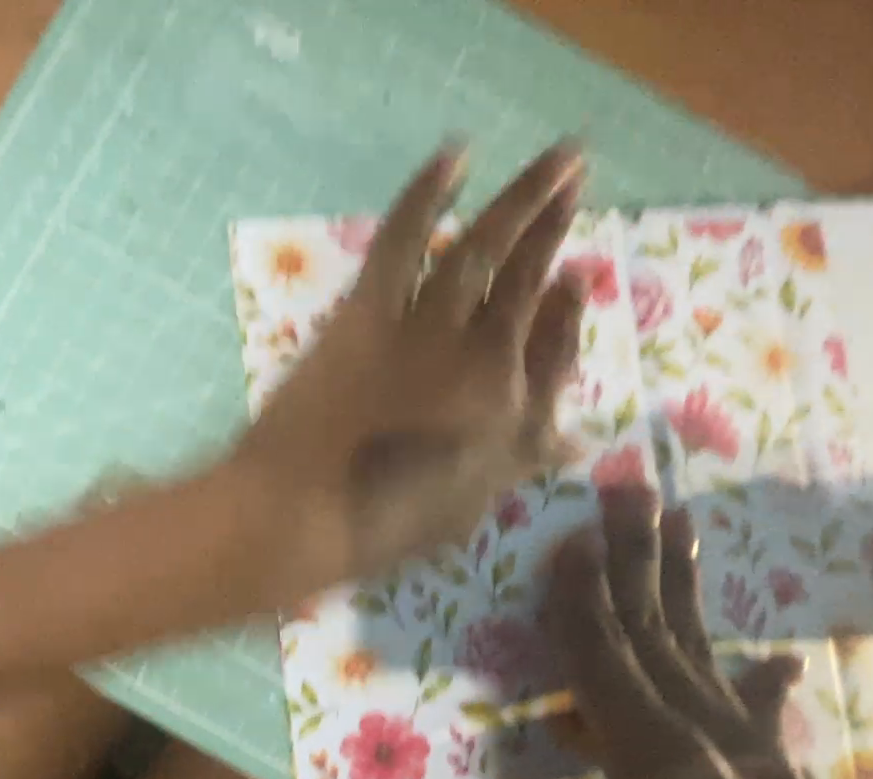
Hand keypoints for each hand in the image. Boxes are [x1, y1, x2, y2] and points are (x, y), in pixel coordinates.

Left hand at [230, 140, 587, 585]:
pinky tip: (456, 155)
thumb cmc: (371, 529)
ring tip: (558, 157)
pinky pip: (404, 240)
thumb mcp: (460, 513)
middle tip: (577, 184)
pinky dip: (428, 193)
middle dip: (558, 231)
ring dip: (525, 197)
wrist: (296, 516)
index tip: (576, 280)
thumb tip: (567, 442)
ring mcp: (425, 332)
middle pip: (532, 282)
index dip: (571, 313)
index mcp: (513, 417)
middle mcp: (484, 362)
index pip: (558, 349)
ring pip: (486, 249)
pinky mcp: (367, 316)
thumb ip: (513, 465)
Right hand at [320, 494, 872, 778]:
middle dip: (646, 560)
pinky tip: (783, 661)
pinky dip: (763, 683)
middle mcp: (719, 745)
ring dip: (693, 598)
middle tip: (642, 488)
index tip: (565, 530)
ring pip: (716, 664)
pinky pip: (764, 720)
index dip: (577, 594)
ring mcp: (766, 773)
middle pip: (668, 635)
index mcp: (660, 757)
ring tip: (691, 533)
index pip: (603, 654)